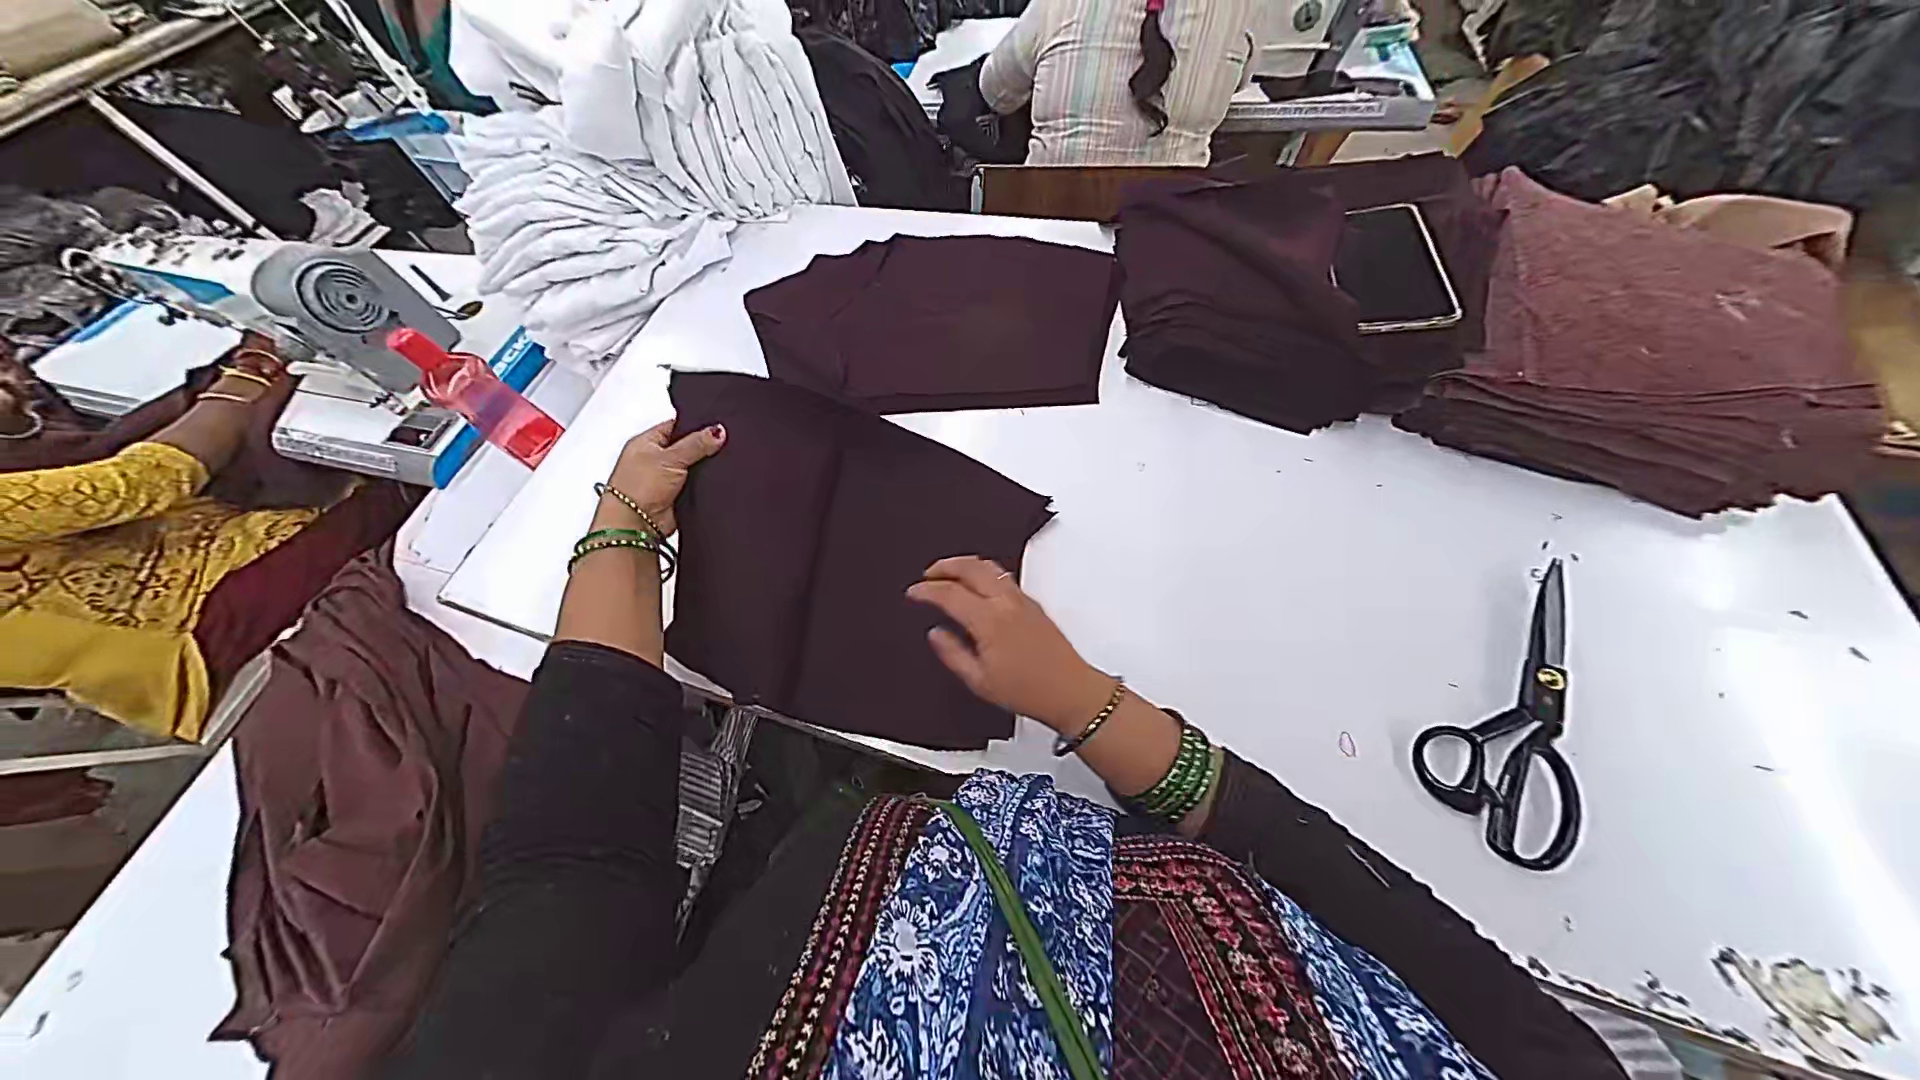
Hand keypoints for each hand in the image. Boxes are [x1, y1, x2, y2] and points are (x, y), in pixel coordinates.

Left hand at [601, 418, 725, 535]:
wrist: (637, 523)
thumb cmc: (637, 488)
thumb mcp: (671, 457)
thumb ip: (696, 443)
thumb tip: (717, 431)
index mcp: (647, 442)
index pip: (676, 425)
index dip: (696, 425)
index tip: (716, 425)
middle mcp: (656, 459)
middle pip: (687, 446)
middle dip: (702, 448)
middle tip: (719, 445)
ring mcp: (667, 478)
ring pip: (694, 467)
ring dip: (703, 469)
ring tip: (717, 464)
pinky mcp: (677, 495)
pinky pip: (697, 485)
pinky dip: (704, 484)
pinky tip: (714, 481)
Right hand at [906, 556, 1115, 732]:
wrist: (1069, 692)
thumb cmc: (1030, 691)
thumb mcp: (979, 681)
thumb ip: (953, 653)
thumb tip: (936, 635)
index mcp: (989, 621)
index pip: (950, 593)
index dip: (926, 590)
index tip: (914, 593)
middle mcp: (1007, 603)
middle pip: (970, 568)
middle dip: (945, 566)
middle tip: (928, 574)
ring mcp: (1022, 600)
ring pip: (989, 567)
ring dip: (965, 565)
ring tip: (949, 573)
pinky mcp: (1033, 604)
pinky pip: (1004, 576)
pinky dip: (984, 572)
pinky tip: (978, 584)